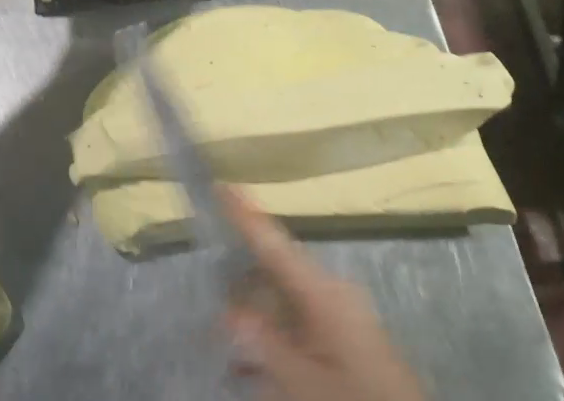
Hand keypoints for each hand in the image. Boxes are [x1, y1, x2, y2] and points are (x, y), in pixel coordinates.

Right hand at [221, 190, 427, 400]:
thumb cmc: (353, 397)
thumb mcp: (302, 380)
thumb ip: (265, 344)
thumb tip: (230, 311)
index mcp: (324, 292)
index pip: (275, 244)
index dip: (246, 214)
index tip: (222, 184)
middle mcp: (333, 294)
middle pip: (277, 272)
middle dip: (241, 284)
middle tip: (210, 299)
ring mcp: (341, 317)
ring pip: (285, 304)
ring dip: (256, 320)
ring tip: (223, 341)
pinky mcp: (345, 341)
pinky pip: (299, 327)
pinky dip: (274, 340)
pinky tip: (251, 366)